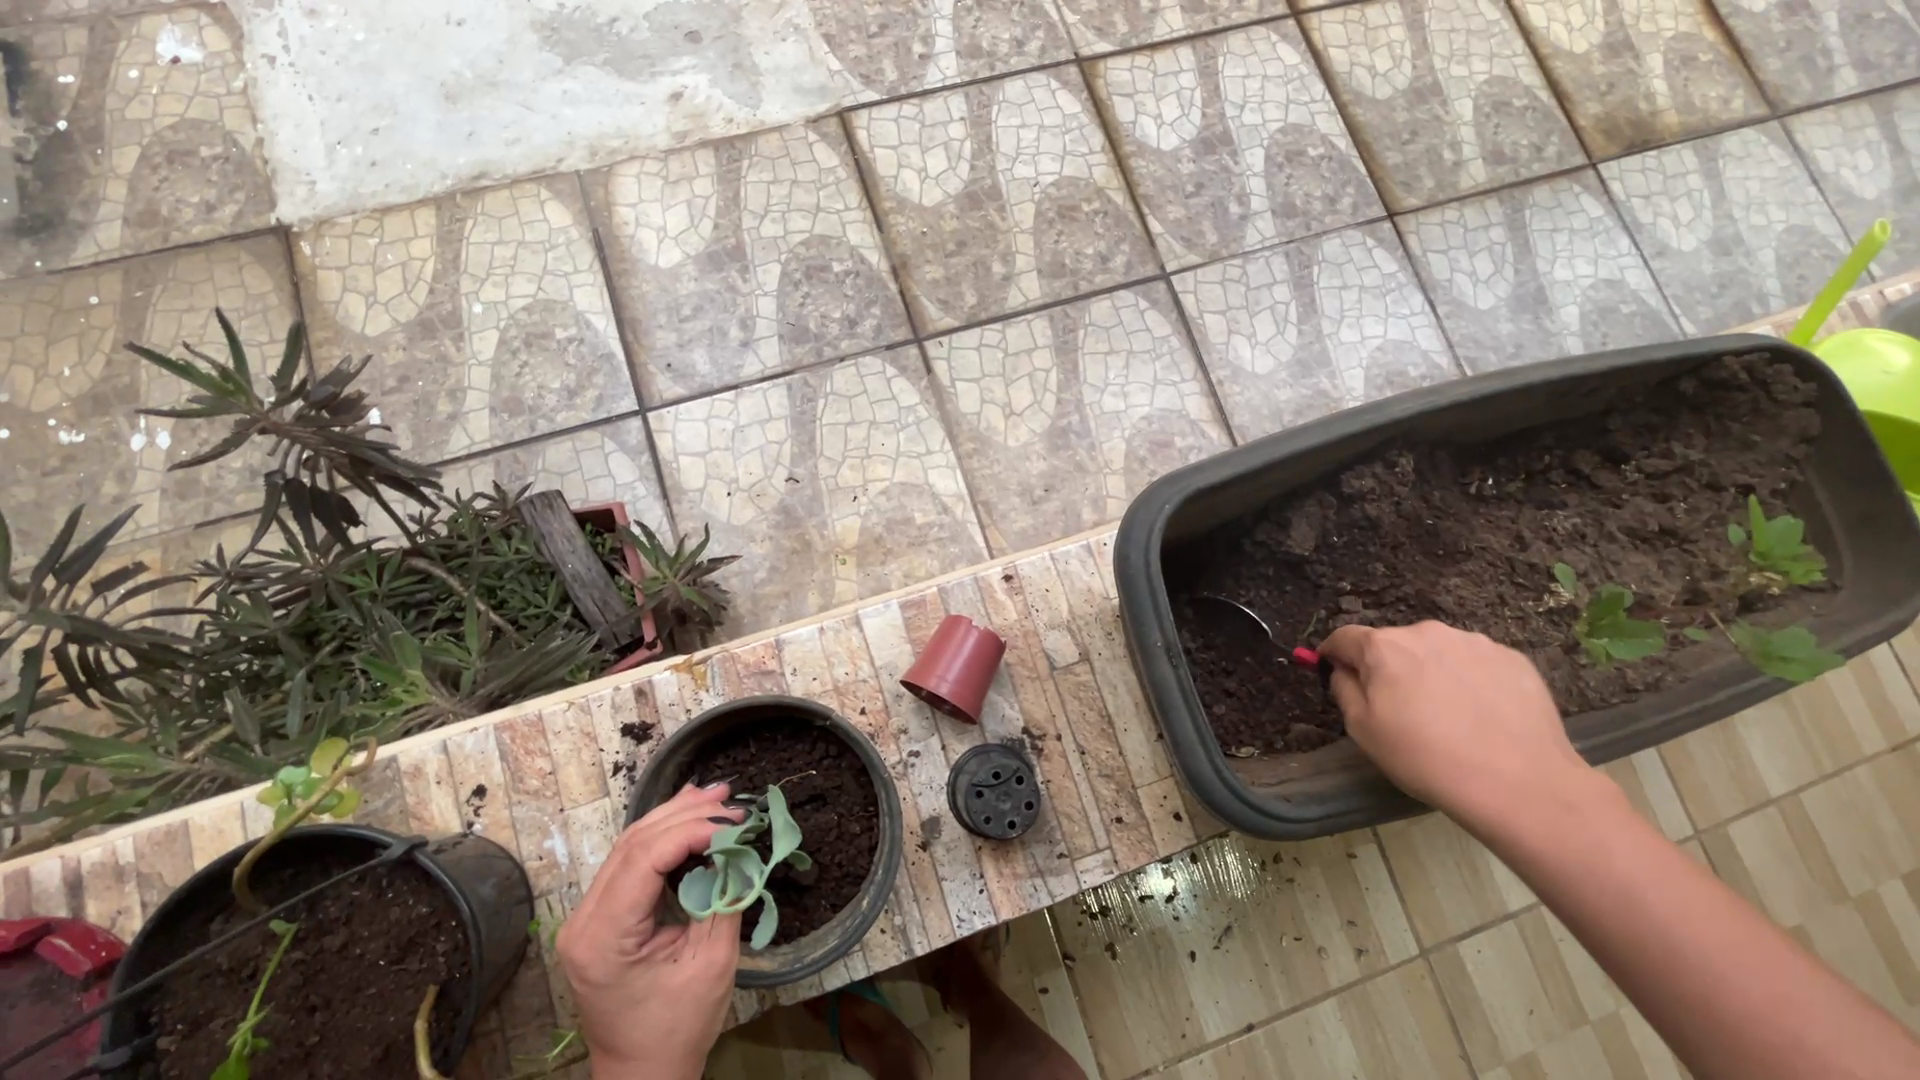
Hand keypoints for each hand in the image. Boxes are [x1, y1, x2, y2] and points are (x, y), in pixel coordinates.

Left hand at [557, 783, 744, 1079]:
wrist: (643, 1073)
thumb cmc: (679, 1027)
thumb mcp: (712, 963)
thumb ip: (724, 899)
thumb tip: (740, 849)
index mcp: (604, 936)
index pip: (644, 859)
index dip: (691, 831)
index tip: (734, 823)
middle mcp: (584, 919)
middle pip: (632, 845)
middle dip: (684, 815)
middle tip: (729, 798)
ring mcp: (586, 917)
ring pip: (628, 847)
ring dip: (673, 818)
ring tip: (714, 797)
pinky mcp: (599, 918)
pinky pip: (629, 865)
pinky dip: (662, 839)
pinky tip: (689, 820)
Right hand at [1318, 621, 1595, 826]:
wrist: (1519, 784)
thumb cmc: (1425, 758)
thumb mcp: (1363, 730)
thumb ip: (1344, 689)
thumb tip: (1345, 670)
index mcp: (1384, 647)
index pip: (1345, 637)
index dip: (1334, 654)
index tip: (1334, 671)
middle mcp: (1427, 632)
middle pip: (1394, 643)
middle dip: (1388, 667)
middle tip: (1399, 708)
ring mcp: (1475, 642)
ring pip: (1437, 652)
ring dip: (1430, 671)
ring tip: (1446, 714)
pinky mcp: (1513, 659)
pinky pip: (1475, 663)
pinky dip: (1469, 681)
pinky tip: (1480, 715)